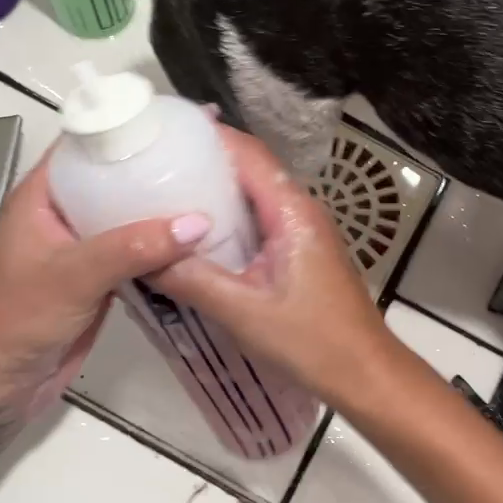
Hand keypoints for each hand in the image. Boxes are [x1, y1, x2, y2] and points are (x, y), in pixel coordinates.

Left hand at [0, 148, 210, 414]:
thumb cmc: (14, 323)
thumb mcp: (72, 276)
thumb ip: (133, 247)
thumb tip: (200, 221)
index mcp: (44, 196)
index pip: (89, 142)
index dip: (130, 125)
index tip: (180, 120)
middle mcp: (67, 213)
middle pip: (119, 175)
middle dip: (162, 164)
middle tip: (214, 154)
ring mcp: (87, 246)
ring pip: (134, 213)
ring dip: (169, 204)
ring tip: (220, 189)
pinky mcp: (105, 276)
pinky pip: (143, 248)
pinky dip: (170, 242)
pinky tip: (206, 236)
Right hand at [150, 127, 397, 402]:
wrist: (363, 370)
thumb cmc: (309, 339)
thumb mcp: (241, 311)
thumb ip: (191, 279)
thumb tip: (139, 256)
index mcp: (292, 211)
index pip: (249, 154)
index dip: (210, 137)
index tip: (164, 131)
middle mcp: (302, 209)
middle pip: (251, 169)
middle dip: (206, 162)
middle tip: (152, 165)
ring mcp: (305, 230)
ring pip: (256, 196)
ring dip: (217, 192)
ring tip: (165, 195)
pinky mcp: (302, 251)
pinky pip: (262, 219)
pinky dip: (231, 219)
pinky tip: (199, 237)